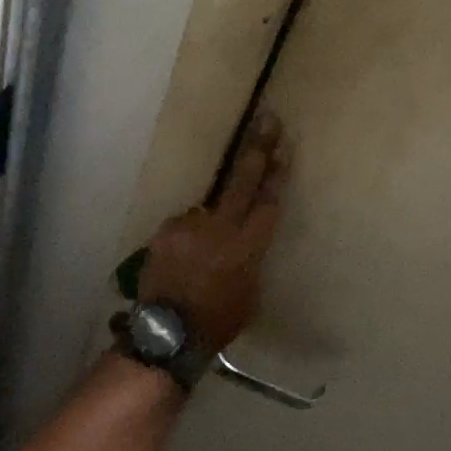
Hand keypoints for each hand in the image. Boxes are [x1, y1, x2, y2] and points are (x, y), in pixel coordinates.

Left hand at [137, 115, 288, 349]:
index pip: (267, 201)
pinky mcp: (166, 229)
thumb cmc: (218, 321)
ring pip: (206, 212)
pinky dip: (186, 239)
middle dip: (257, 149)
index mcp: (248, 247)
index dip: (277, 173)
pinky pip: (183, 227)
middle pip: (242, 181)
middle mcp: (220, 228)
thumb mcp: (249, 294)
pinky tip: (181, 262)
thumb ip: (247, 258)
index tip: (284, 145)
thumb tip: (241, 240)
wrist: (169, 331)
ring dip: (207, 226)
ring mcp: (190, 225)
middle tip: (266, 119)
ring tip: (198, 259)